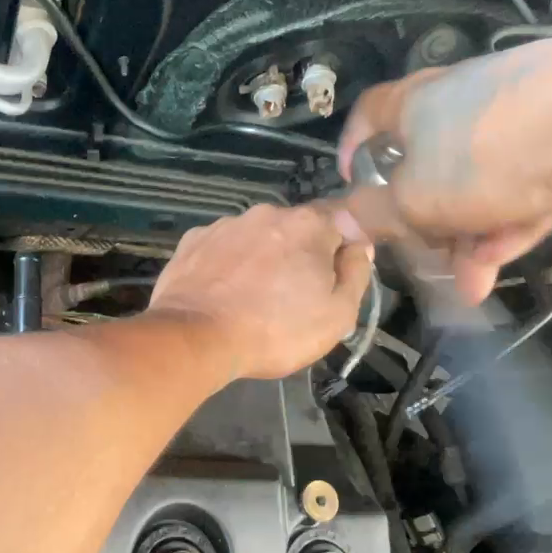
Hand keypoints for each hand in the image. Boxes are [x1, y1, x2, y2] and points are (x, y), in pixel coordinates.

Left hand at [147, 204, 373, 380]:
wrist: (196, 339)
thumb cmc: (275, 331)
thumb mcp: (337, 315)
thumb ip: (356, 273)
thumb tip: (359, 247)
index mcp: (309, 224)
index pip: (339, 225)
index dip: (339, 252)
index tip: (330, 282)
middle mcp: (266, 213)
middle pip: (294, 230)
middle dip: (297, 255)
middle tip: (290, 297)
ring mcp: (225, 224)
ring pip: (255, 237)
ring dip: (259, 258)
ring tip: (251, 298)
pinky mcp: (192, 240)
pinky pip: (221, 248)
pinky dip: (226, 264)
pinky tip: (221, 292)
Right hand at [334, 32, 551, 302]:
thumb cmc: (491, 152)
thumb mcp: (416, 198)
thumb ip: (376, 214)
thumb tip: (338, 220)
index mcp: (415, 104)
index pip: (370, 115)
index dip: (353, 147)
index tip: (351, 185)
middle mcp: (462, 104)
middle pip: (429, 164)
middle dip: (425, 220)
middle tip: (425, 259)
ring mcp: (520, 120)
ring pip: (480, 184)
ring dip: (470, 236)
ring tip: (470, 285)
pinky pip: (525, 187)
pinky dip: (510, 223)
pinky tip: (502, 263)